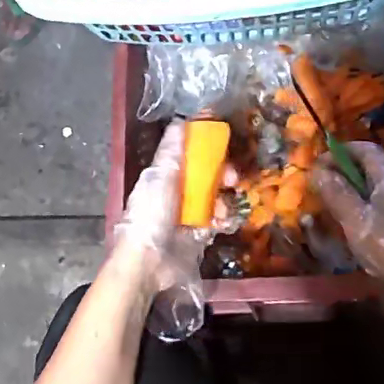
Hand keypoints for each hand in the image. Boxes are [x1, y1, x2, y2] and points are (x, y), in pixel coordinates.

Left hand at [109, 119, 215, 339]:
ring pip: (217, 195)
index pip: (190, 153)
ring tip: (222, 207)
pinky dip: (225, 217)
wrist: (149, 262)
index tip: (224, 142)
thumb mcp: (160, 176)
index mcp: (165, 174)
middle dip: (223, 172)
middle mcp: (178, 191)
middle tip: (233, 177)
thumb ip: (172, 151)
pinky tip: (223, 221)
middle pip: (208, 174)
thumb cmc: (152, 214)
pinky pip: (220, 219)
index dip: (207, 146)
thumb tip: (180, 121)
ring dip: (225, 198)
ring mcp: (190, 212)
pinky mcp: (201, 233)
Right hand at [312, 142, 383, 299]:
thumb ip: (335, 191)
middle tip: (326, 183)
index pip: (365, 149)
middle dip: (348, 169)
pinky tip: (361, 217)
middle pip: (374, 164)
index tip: (320, 164)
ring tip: (339, 201)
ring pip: (381, 182)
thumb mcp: (354, 218)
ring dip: (359, 185)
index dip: (341, 152)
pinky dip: (371, 198)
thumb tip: (318, 170)